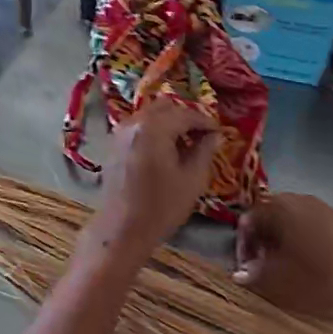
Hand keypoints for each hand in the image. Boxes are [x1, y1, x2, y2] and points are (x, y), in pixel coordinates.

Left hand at [89, 100, 221, 259]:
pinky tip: (166, 148)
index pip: (184, 114)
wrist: (123, 226)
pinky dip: (153, 130)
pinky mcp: (112, 144)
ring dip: (168, 122)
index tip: (219, 132)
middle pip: (163, 107)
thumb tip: (213, 135)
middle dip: (185, 117)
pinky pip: (137, 127)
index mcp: (152, 128)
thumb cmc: (162, 205)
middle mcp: (132, 123)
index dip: (205, 121)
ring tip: (187, 143)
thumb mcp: (192, 178)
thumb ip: (204, 150)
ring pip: (148, 115)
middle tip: (203, 135)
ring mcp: (118, 132)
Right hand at [232, 192, 332, 320]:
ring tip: (292, 268)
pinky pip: (318, 230)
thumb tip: (240, 274)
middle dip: (265, 242)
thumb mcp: (277, 281)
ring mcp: (328, 210)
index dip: (243, 245)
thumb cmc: (319, 278)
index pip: (247, 220)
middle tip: (267, 266)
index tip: (248, 268)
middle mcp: (300, 200)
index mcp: (277, 207)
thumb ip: (253, 274)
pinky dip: (311, 244)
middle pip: (271, 218)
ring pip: (295, 223)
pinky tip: (319, 268)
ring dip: (287, 243)